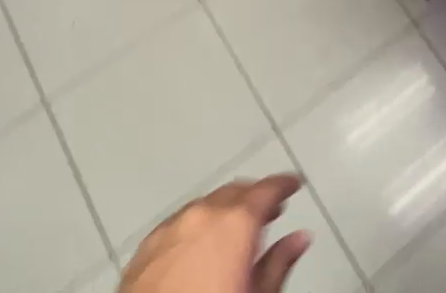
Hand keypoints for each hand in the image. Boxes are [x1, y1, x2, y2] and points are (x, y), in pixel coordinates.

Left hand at [119, 175, 311, 292]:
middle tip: (270, 212)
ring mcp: (170, 229)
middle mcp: (203, 214)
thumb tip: (300, 238)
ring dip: (223, 211)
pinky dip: (196, 227)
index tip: (294, 185)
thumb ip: (279, 262)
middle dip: (254, 197)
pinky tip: (198, 249)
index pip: (268, 188)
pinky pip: (178, 224)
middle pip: (235, 192)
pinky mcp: (145, 248)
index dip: (285, 184)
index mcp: (236, 222)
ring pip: (204, 206)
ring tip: (234, 232)